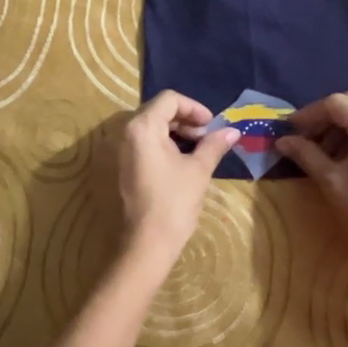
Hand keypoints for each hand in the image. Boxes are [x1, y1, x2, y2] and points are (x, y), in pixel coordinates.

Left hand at [114, 90, 239, 270]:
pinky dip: (159, 146)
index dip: (194, 108)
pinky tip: (176, 163)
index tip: (211, 125)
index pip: (169, 99)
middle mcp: (123, 132)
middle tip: (205, 138)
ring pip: (147, 128)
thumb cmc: (173, 204)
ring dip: (172, 133)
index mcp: (142, 127)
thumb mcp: (198, 170)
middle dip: (184, 121)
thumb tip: (232, 131)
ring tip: (194, 151)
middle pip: (156, 111)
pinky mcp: (115, 167)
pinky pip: (138, 144)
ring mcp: (116, 150)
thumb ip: (214, 145)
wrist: (144, 247)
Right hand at [276, 91, 347, 274]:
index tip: (289, 128)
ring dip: (342, 127)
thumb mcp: (332, 182)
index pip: (336, 104)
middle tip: (304, 137)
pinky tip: (346, 158)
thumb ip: (306, 154)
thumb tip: (282, 140)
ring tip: (323, 152)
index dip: (309, 113)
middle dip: (326, 117)